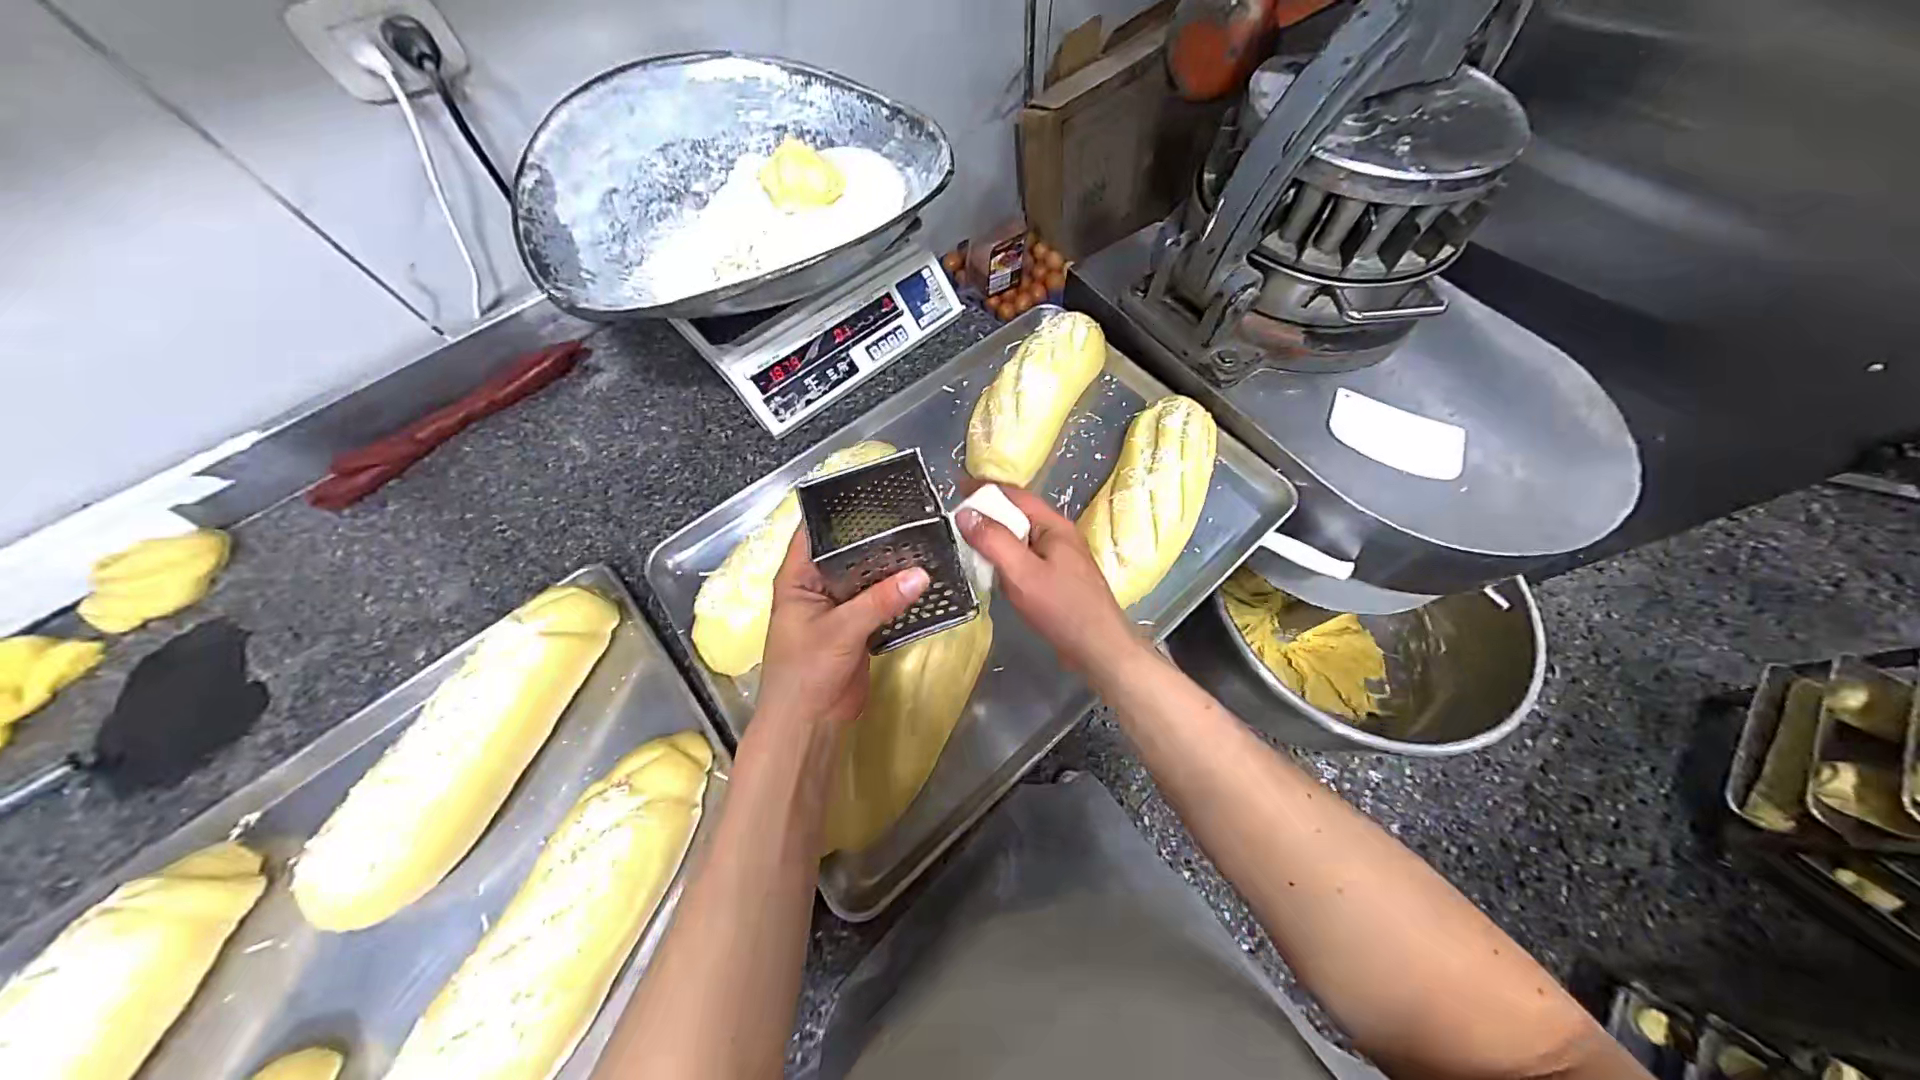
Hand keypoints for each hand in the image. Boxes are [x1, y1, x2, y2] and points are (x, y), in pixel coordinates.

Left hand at [756, 528, 928, 733]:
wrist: (809, 722)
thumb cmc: (806, 672)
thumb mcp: (841, 631)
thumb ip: (880, 601)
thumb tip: (921, 574)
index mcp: (798, 576)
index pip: (816, 531)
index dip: (841, 510)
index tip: (876, 493)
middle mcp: (817, 585)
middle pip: (848, 551)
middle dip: (876, 538)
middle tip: (913, 517)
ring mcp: (839, 605)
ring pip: (867, 576)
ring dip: (890, 566)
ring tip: (924, 542)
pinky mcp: (858, 624)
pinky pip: (879, 599)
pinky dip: (897, 592)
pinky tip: (922, 579)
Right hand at [955, 485, 1144, 678]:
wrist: (1099, 649)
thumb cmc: (1062, 608)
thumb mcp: (1022, 572)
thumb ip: (993, 541)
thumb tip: (965, 512)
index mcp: (1054, 526)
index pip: (1015, 495)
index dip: (985, 489)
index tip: (957, 489)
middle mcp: (1059, 535)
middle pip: (1018, 514)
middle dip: (988, 512)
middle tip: (955, 519)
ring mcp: (1061, 558)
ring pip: (1022, 538)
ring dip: (996, 536)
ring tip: (967, 541)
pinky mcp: (1059, 578)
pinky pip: (1027, 557)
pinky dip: (1006, 557)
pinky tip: (992, 570)